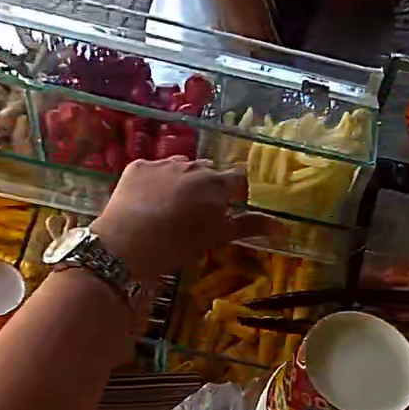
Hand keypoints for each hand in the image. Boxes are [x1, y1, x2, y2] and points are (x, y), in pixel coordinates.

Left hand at [91, 157, 267, 281]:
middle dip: (206, 186)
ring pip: (179, 167)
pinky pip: (151, 169)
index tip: (228, 206)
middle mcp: (194, 166)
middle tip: (195, 211)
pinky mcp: (137, 166)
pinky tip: (143, 202)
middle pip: (208, 171)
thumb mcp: (214, 238)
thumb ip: (247, 226)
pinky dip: (151, 182)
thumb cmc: (176, 246)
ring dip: (179, 181)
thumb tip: (283, 225)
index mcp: (217, 185)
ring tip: (167, 206)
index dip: (235, 192)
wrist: (126, 244)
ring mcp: (163, 163)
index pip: (238, 179)